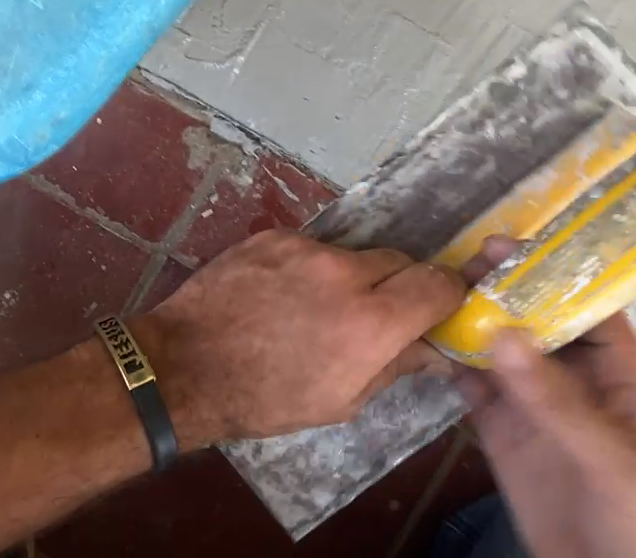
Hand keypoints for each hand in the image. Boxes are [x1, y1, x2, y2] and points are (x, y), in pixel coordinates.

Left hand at [132, 229, 463, 449]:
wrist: (187, 362)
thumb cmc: (266, 397)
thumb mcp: (341, 400)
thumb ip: (394, 366)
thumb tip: (435, 349)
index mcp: (370, 320)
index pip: (437, 283)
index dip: (448, 294)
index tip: (443, 305)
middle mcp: (343, 272)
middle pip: (398, 260)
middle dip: (401, 284)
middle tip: (382, 312)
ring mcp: (303, 248)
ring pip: (351, 254)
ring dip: (352, 277)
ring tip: (321, 308)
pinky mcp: (270, 236)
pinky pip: (310, 247)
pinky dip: (311, 267)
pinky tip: (285, 294)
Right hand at [456, 239, 635, 557]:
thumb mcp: (622, 468)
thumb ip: (561, 403)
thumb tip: (501, 331)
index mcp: (624, 385)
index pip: (590, 314)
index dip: (553, 277)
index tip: (506, 245)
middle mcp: (576, 386)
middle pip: (536, 322)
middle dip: (502, 289)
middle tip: (459, 259)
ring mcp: (536, 409)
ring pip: (498, 348)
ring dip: (469, 318)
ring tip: (431, 288)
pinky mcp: (502, 434)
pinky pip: (473, 386)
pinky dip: (448, 359)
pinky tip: (423, 337)